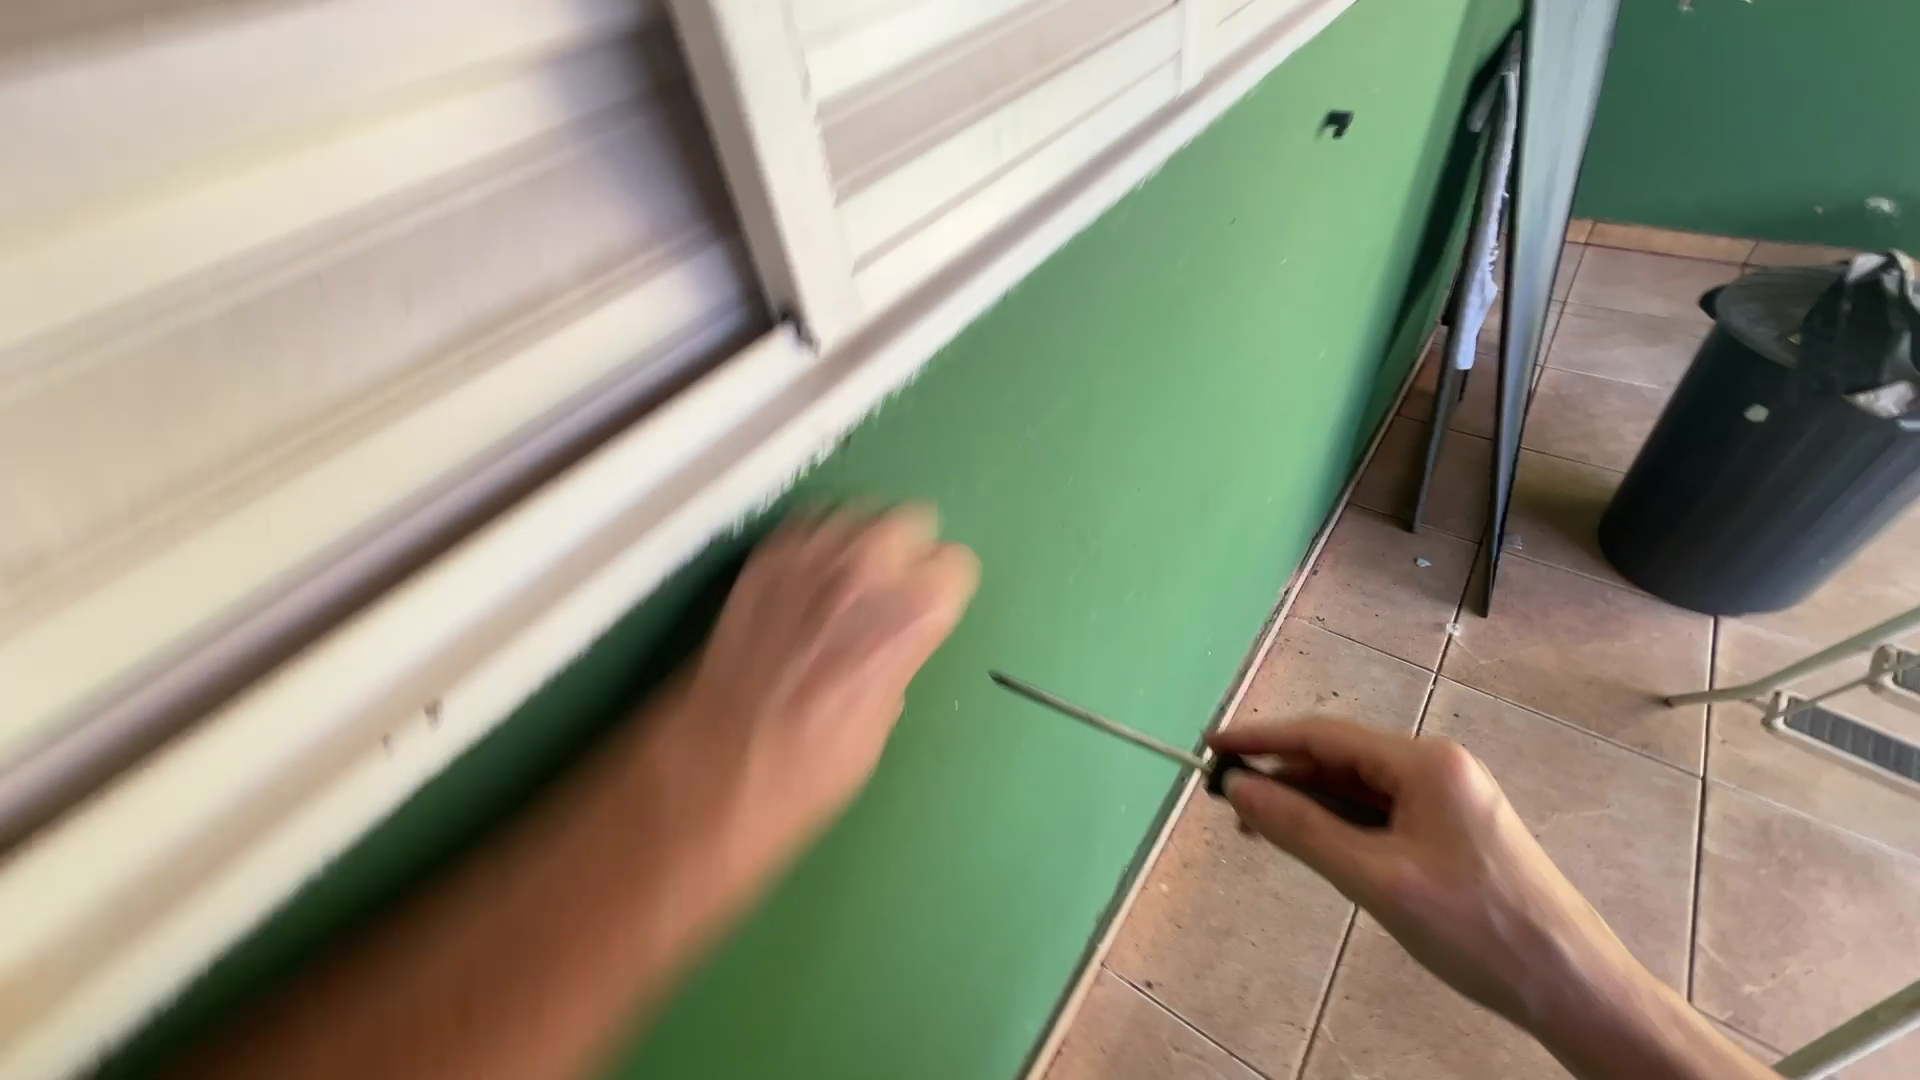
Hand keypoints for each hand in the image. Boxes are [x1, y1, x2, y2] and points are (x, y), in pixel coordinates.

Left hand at [667, 503, 978, 886]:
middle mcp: (866, 572)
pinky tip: (809, 576)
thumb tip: (893, 640)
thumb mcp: (885, 719)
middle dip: (907, 551)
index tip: (929, 606)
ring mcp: (809, 560)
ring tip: (848, 578)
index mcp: (911, 616)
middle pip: (909, 519)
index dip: (942, 588)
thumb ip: (900, 658)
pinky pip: (806, 524)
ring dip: (860, 541)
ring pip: (856, 513)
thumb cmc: (815, 765)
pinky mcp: (763, 562)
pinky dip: (816, 542)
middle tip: (892, 585)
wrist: (718, 766)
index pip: (955, 563)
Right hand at [1207, 720, 1639, 1035]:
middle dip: (1282, 776)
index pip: (1323, 735)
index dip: (1261, 739)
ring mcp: (1445, 797)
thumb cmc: (1476, 930)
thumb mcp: (1375, 879)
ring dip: (1306, 803)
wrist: (1579, 992)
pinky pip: (1377, 812)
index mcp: (1424, 763)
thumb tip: (1237, 789)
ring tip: (1257, 826)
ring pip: (1355, 788)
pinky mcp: (1449, 828)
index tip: (1212, 746)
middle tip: (1229, 798)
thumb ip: (1300, 828)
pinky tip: (1310, 842)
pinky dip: (1337, 824)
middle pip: (1339, 759)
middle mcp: (1435, 767)